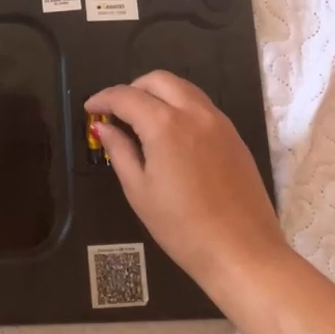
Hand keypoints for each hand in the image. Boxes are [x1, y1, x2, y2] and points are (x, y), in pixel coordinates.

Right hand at [87, 71, 284, 297]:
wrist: (243, 253)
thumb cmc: (183, 228)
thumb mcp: (140, 191)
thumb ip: (120, 152)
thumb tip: (104, 128)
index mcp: (165, 125)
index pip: (126, 96)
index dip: (103, 99)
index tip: (90, 109)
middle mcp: (194, 112)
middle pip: (158, 80)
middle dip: (133, 88)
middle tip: (117, 112)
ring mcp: (219, 122)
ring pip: (183, 88)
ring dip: (159, 93)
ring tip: (143, 120)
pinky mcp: (234, 136)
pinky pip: (202, 106)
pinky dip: (180, 106)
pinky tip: (172, 134)